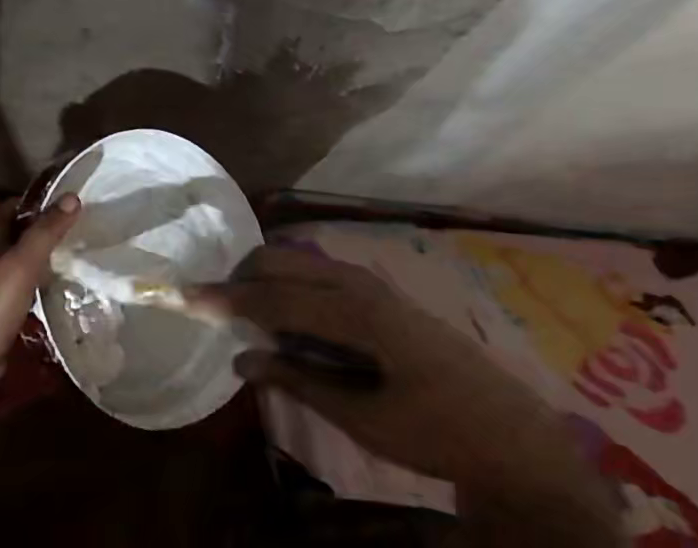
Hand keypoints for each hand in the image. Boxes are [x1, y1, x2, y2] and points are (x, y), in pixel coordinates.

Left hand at [0, 193, 80, 372]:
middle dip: (47, 228)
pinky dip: (40, 279)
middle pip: (20, 230)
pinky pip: (23, 282)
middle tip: (82, 228)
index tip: (73, 203)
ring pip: (22, 257)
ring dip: (45, 255)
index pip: (16, 203)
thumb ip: (46, 230)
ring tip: (78, 254)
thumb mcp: (23, 263)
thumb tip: (72, 196)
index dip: (42, 200)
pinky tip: (60, 285)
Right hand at [195, 245, 575, 488]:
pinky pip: (319, 273)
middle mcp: (359, 284)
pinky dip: (290, 282)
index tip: (185, 295)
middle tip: (213, 306)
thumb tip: (240, 361)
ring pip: (300, 262)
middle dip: (241, 278)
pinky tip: (285, 310)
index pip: (273, 299)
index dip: (226, 298)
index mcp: (355, 313)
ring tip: (243, 308)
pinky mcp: (381, 293)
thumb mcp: (361, 419)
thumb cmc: (435, 431)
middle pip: (282, 263)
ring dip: (266, 277)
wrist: (512, 434)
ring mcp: (373, 284)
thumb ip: (297, 382)